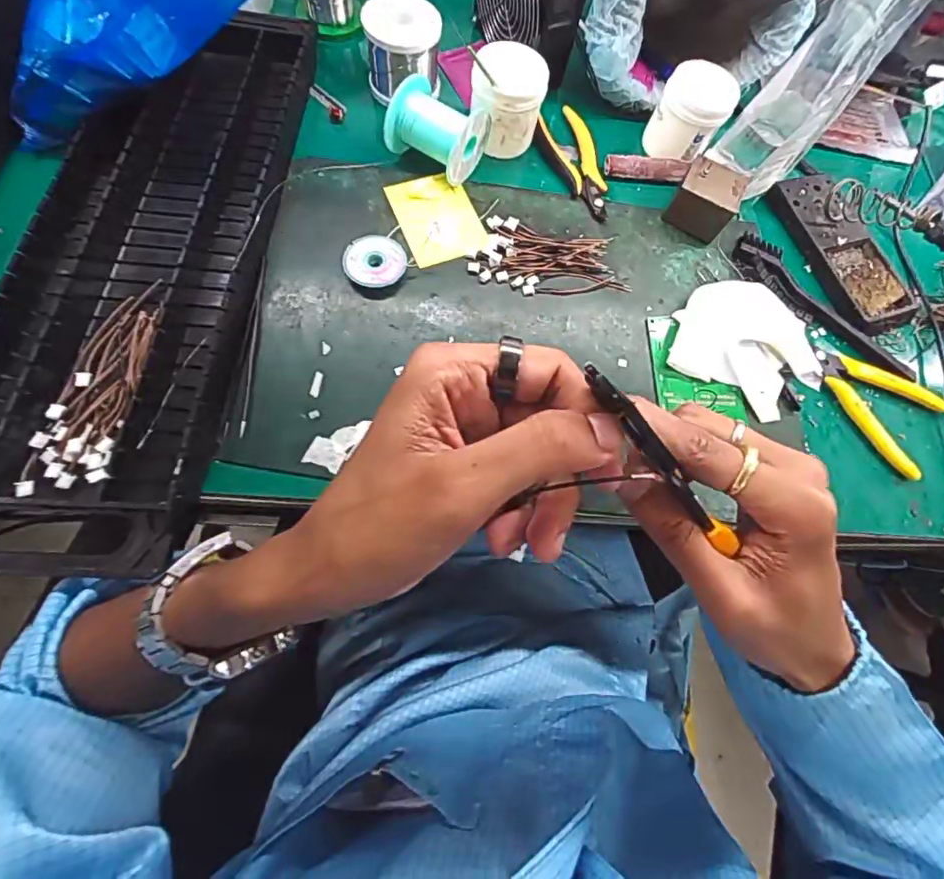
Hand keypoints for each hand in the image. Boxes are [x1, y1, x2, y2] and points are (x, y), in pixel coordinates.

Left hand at [163, 342, 623, 648]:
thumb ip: (541, 448)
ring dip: (541, 501)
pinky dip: (523, 510)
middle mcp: (465, 387)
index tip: (602, 469)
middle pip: (549, 415)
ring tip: (520, 544)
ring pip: (541, 450)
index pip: (548, 369)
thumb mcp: (465, 485)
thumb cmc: (383, 525)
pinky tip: (503, 539)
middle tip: (550, 530)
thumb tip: (611, 428)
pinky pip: (521, 474)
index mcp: (454, 371)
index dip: (582, 414)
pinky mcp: (470, 460)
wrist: (332, 574)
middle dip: (556, 476)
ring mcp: (468, 425)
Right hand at [619, 402, 854, 691]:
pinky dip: (684, 447)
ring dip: (669, 439)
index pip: (713, 453)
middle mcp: (799, 470)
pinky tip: (664, 469)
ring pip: (712, 425)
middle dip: (659, 435)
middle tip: (618, 459)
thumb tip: (626, 478)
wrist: (815, 647)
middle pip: (712, 427)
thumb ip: (673, 531)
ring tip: (638, 468)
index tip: (613, 419)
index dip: (659, 432)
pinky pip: (719, 439)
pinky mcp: (775, 465)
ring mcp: (791, 463)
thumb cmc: (776, 630)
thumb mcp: (718, 592)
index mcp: (796, 505)